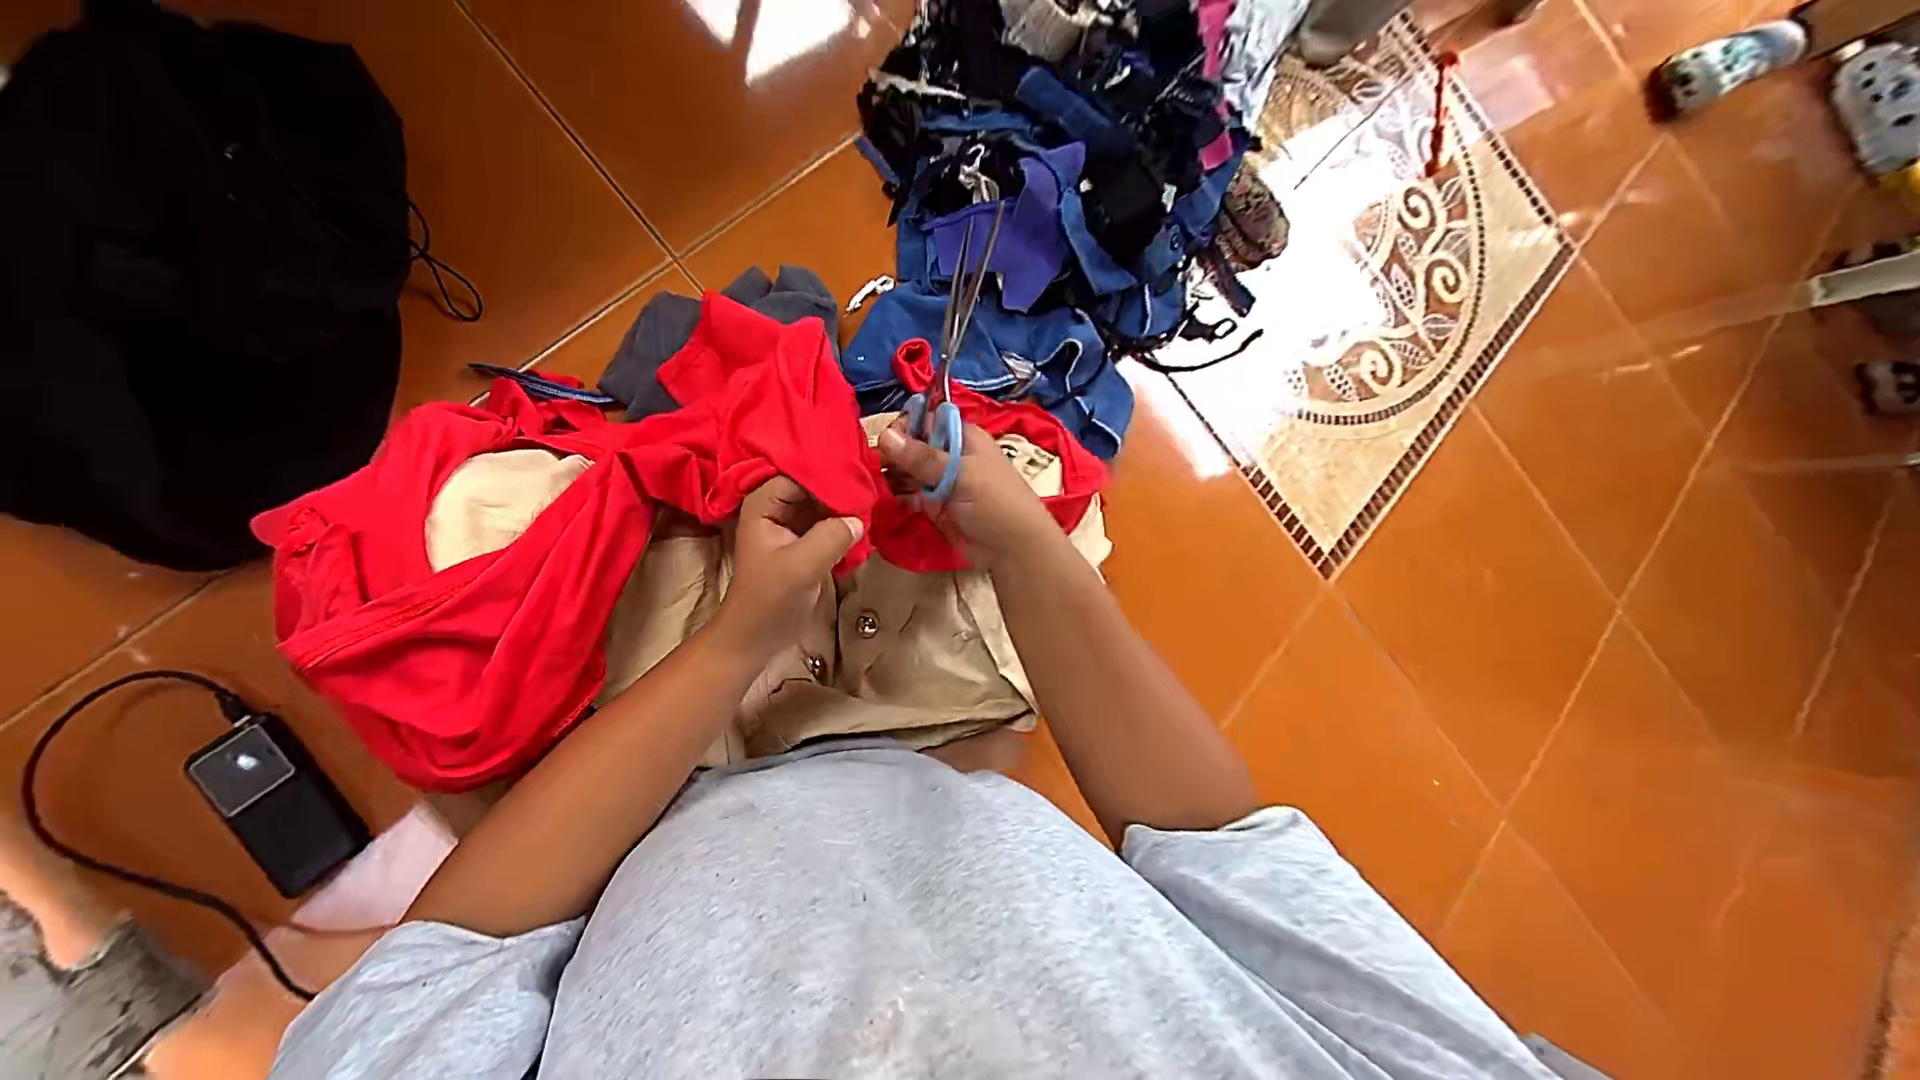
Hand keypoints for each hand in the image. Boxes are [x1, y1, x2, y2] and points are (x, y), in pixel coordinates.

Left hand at [712, 478, 861, 660]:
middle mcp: (777, 507)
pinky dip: (846, 523)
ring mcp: (793, 524)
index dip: (828, 472)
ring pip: (825, 503)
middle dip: (841, 487)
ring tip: (875, 501)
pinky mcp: (807, 541)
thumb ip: (830, 538)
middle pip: (814, 484)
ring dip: (847, 505)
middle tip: (873, 487)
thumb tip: (859, 519)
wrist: (758, 637)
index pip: (800, 472)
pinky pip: (830, 522)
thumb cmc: (769, 600)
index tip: (859, 476)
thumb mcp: (800, 567)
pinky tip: (867, 523)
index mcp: (763, 503)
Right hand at [877, 417, 1059, 568]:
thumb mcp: (961, 475)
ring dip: (890, 476)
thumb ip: (922, 458)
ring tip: (874, 484)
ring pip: (907, 471)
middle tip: (874, 467)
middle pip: (912, 446)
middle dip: (892, 454)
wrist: (1014, 550)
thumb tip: (884, 435)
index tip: (884, 442)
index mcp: (963, 438)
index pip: (927, 420)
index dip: (905, 427)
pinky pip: (909, 496)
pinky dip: (896, 497)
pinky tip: (881, 499)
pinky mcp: (935, 507)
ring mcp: (942, 482)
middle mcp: (950, 456)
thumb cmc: (996, 503)